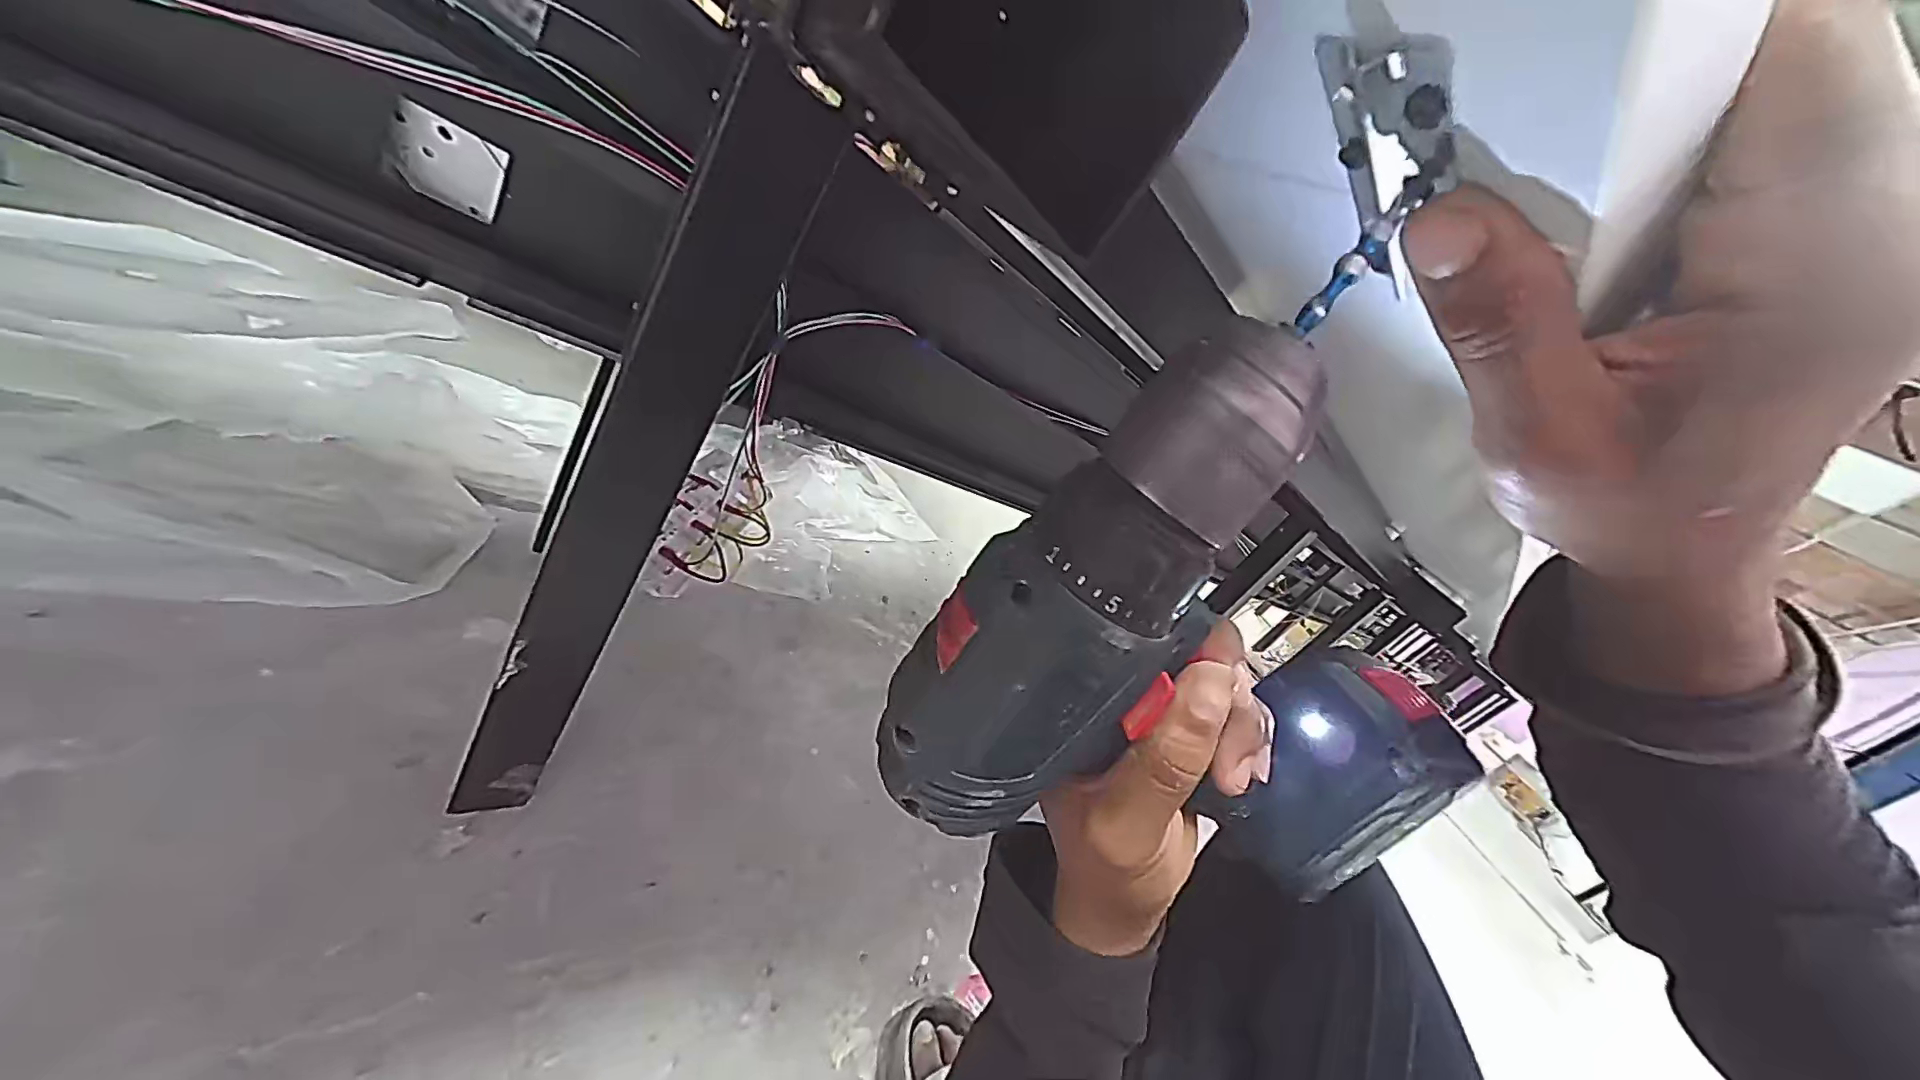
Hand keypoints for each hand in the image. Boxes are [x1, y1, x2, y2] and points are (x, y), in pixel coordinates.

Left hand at [1040, 620, 1272, 955]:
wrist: (1123, 902)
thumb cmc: (1105, 867)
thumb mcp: (1129, 821)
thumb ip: (1166, 760)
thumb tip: (1208, 683)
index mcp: (1091, 705)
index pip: (1142, 648)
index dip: (1190, 658)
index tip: (1219, 694)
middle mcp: (1125, 700)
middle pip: (1192, 659)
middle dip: (1226, 705)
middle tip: (1227, 764)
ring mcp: (1160, 715)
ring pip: (1222, 684)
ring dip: (1242, 729)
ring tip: (1231, 779)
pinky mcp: (1190, 734)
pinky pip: (1236, 714)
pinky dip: (1249, 739)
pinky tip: (1241, 774)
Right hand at [1404, 0, 1919, 692]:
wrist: (1674, 554)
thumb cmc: (1614, 510)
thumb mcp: (1533, 434)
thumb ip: (1495, 326)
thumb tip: (1442, 218)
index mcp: (1811, 274)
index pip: (1801, 76)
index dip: (1699, 30)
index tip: (1585, 32)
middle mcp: (1866, 228)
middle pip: (1798, 60)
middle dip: (1664, 61)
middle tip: (1538, 98)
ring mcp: (1851, 228)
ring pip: (1782, 90)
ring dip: (1657, 105)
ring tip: (1555, 161)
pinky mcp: (1809, 239)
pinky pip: (1759, 140)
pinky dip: (1669, 144)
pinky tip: (1597, 196)